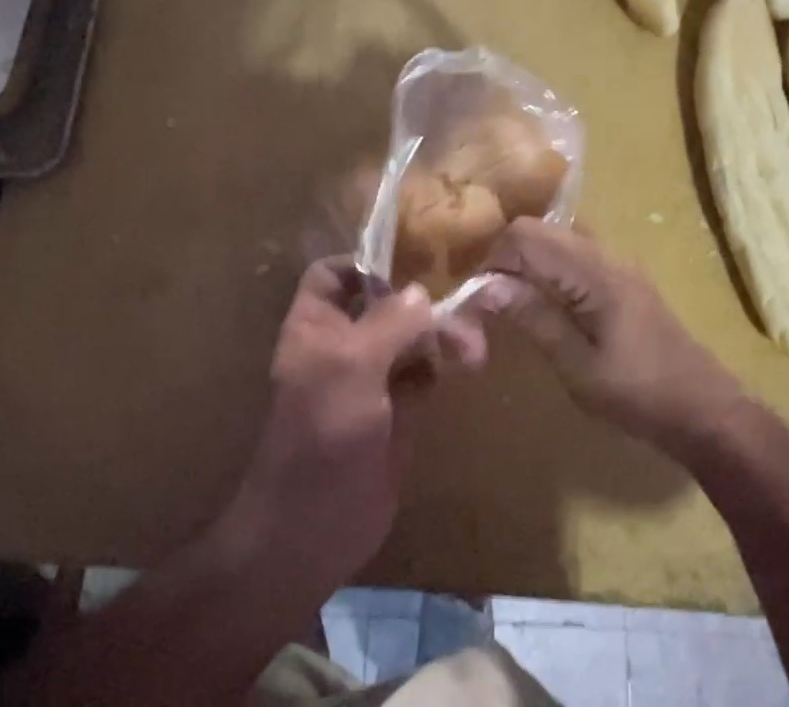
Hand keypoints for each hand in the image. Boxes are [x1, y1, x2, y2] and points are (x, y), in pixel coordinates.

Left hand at [219, 258, 473, 589]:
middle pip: (384, 304)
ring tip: (473, 350)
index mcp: (315, 326)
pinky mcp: (398, 414)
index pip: (334, 275)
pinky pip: (424, 375)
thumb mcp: (351, 365)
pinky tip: (469, 365)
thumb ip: (388, 322)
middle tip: (465, 311)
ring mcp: (371, 381)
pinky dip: (444, 365)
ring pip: (410, 340)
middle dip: (422, 302)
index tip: (415, 262)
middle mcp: (342, 346)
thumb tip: (420, 292)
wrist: (316, 526)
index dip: (367, 263)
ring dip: (442, 335)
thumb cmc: (323, 434)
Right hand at [479, 219, 745, 454]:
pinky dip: (547, 269)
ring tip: (506, 302)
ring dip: (526, 262)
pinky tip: (539, 303)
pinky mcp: (623, 280)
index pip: (526, 234)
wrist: (705, 410)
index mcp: (595, 272)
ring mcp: (618, 264)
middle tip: (484, 300)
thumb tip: (484, 285)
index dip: (492, 258)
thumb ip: (533, 318)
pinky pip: (574, 256)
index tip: (475, 297)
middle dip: (504, 257)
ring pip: (557, 239)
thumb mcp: (578, 365)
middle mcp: (607, 254)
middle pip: (540, 229)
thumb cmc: (640, 394)